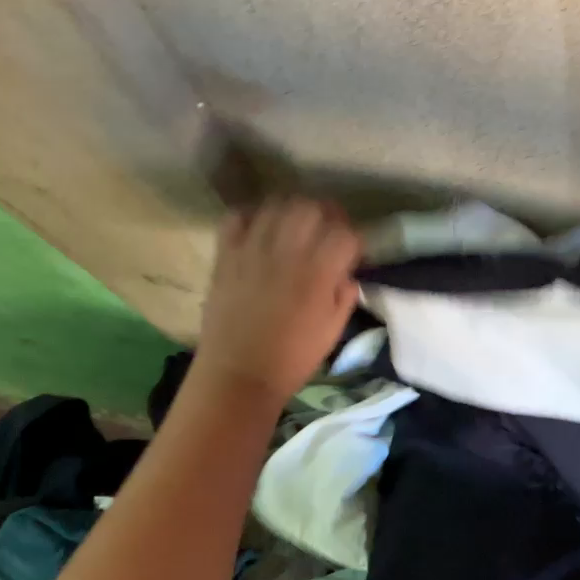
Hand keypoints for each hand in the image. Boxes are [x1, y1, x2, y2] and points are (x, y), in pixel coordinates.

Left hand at [193, 198, 361, 402]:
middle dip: (326, 216)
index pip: (345, 234)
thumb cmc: (293, 358)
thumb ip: (345, 295)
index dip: (353, 240)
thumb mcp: (334, 331)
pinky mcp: (226, 254)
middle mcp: (287, 253)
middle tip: (327, 232)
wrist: (239, 374)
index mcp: (319, 274)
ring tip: (295, 228)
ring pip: (277, 205)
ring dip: (292, 212)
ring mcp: (253, 250)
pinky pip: (238, 217)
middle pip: (311, 208)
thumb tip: (346, 273)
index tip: (352, 253)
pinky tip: (261, 231)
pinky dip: (253, 217)